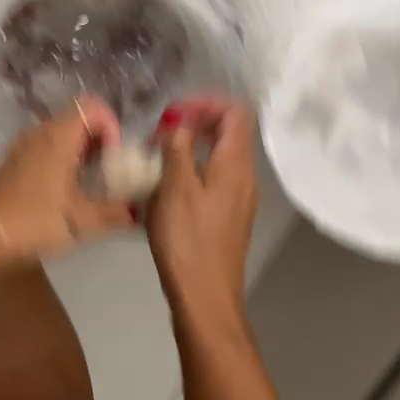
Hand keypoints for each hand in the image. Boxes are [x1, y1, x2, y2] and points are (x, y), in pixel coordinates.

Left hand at [0, 97, 136, 275]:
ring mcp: (24, 145)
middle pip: (79, 119)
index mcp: (57, 136)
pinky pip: (47, 148)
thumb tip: (141, 210)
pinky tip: (69, 193)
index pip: (94, 106)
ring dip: (83, 153)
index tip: (115, 160)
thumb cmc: (32, 222)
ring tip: (94, 187)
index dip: (113, 127)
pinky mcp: (14, 161)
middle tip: (111, 177)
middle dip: (102, 142)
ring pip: (63, 134)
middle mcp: (39, 132)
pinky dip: (64, 161)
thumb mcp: (82, 221)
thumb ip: (117, 211)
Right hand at [146, 95, 259, 326]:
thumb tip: (179, 121)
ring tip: (155, 154)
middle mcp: (244, 178)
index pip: (235, 113)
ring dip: (189, 145)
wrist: (204, 296)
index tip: (172, 113)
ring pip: (219, 155)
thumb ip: (178, 146)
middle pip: (228, 132)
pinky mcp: (226, 215)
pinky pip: (212, 176)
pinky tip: (163, 182)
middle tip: (158, 132)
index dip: (205, 103)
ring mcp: (237, 198)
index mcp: (236, 166)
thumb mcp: (174, 186)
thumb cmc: (187, 239)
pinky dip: (190, 166)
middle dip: (193, 122)